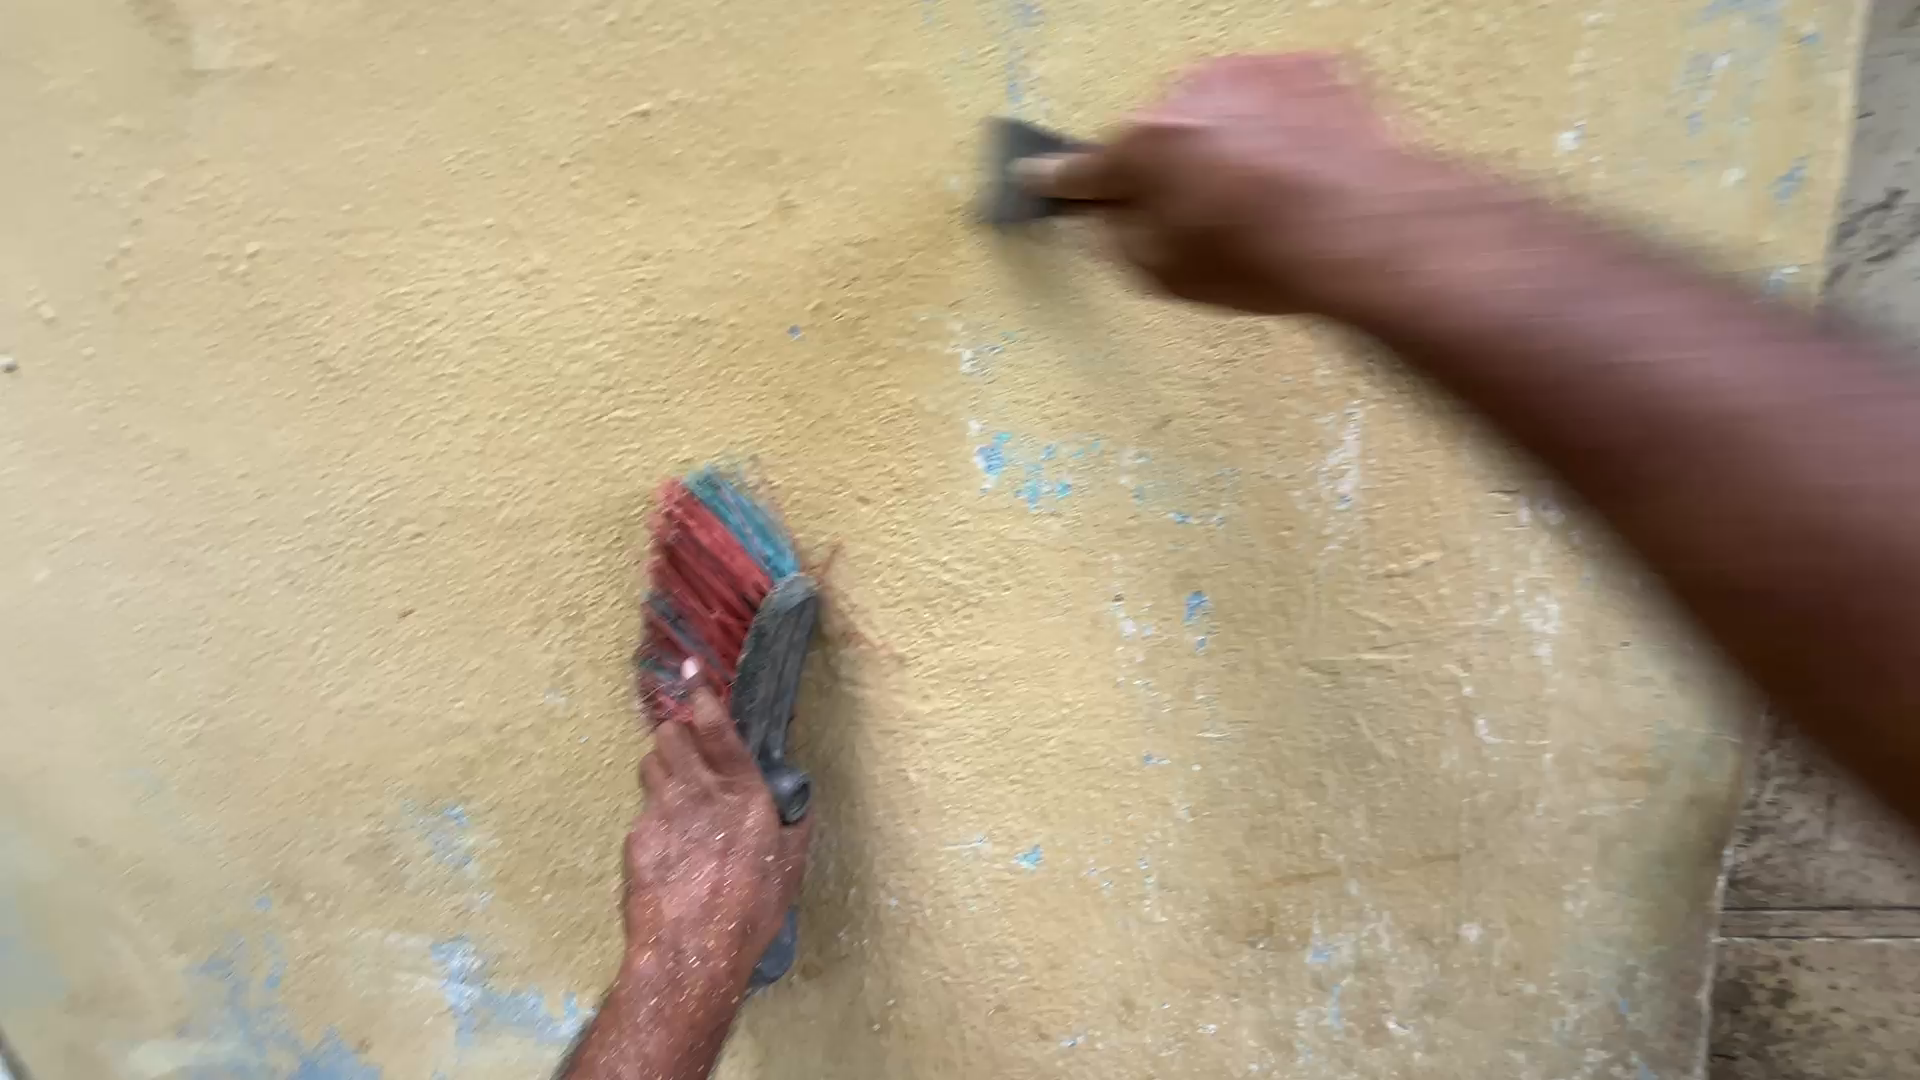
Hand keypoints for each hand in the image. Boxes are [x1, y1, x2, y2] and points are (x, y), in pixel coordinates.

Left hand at [561, 689, 812, 1079]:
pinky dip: (655, 818)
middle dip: (676, 734)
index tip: (690, 673)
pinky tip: (667, 849)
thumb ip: (793, 822)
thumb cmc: (752, 906)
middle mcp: (698, 790)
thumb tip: (794, 801)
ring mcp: (661, 812)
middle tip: (688, 751)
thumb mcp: (791, 862)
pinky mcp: (635, 839)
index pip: (716, 727)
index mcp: (742, 790)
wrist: (691, 952)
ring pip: (651, 765)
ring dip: (663, 767)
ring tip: (677, 792)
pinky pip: (643, 812)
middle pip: (670, 736)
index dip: (701, 696)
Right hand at [1019, 53, 1473, 317]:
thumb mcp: (1165, 277)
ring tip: (1257, 203)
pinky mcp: (1309, 69)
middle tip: (1193, 222)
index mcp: (1145, 148)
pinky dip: (1271, 135)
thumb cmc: (1261, 260)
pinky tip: (1292, 176)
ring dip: (1220, 151)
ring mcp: (1252, 75)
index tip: (1032, 176)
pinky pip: (1269, 104)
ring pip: (1213, 115)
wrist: (1366, 230)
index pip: (1084, 170)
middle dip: (1164, 174)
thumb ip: (1118, 242)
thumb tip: (1110, 222)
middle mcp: (1190, 96)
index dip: (1055, 181)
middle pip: (1155, 138)